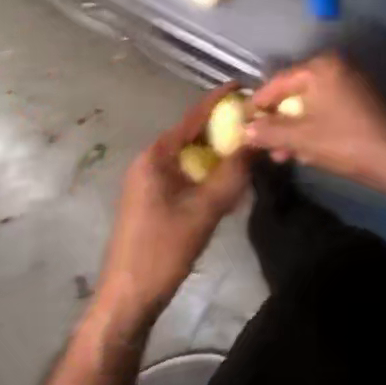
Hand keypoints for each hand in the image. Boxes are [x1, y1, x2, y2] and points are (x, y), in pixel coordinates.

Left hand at [95, 83, 250, 324]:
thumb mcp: (205, 209)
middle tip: (254, 123)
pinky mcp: (152, 199)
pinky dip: (206, 171)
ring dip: (216, 152)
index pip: (193, 116)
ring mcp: (148, 181)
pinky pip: (184, 172)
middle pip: (192, 133)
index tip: (244, 85)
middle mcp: (150, 161)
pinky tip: (226, 181)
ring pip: (190, 155)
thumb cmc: (163, 250)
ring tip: (246, 149)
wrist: (128, 299)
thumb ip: (234, 173)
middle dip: (223, 127)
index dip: (219, 100)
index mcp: (157, 155)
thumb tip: (258, 140)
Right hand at [245, 53, 385, 197]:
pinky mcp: (360, 101)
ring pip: (310, 104)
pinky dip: (312, 127)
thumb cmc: (346, 141)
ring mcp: (350, 84)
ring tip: (280, 155)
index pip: (278, 82)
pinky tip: (303, 151)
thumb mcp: (301, 138)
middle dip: (277, 121)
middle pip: (294, 92)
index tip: (240, 123)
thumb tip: (245, 130)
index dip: (257, 104)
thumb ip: (269, 131)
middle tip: (260, 143)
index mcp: (321, 67)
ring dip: (293, 129)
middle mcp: (335, 68)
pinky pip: (326, 110)